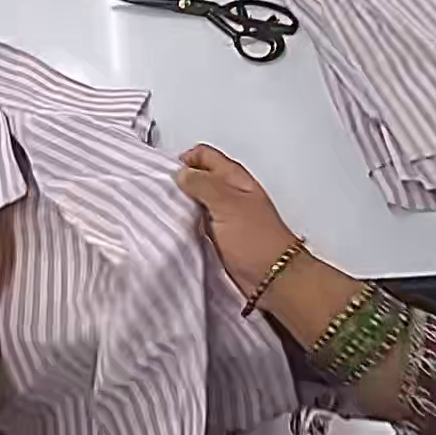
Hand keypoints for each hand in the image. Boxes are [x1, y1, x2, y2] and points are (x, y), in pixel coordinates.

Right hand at [173, 144, 298, 299]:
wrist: (272, 279)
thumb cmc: (256, 239)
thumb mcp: (227, 204)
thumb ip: (202, 184)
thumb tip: (180, 173)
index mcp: (233, 176)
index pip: (203, 155)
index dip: (185, 160)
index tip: (169, 176)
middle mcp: (228, 192)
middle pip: (197, 177)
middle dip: (180, 183)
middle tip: (164, 195)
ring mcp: (222, 214)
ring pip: (194, 201)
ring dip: (181, 206)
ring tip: (165, 213)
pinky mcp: (217, 236)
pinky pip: (195, 223)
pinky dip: (185, 224)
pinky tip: (175, 230)